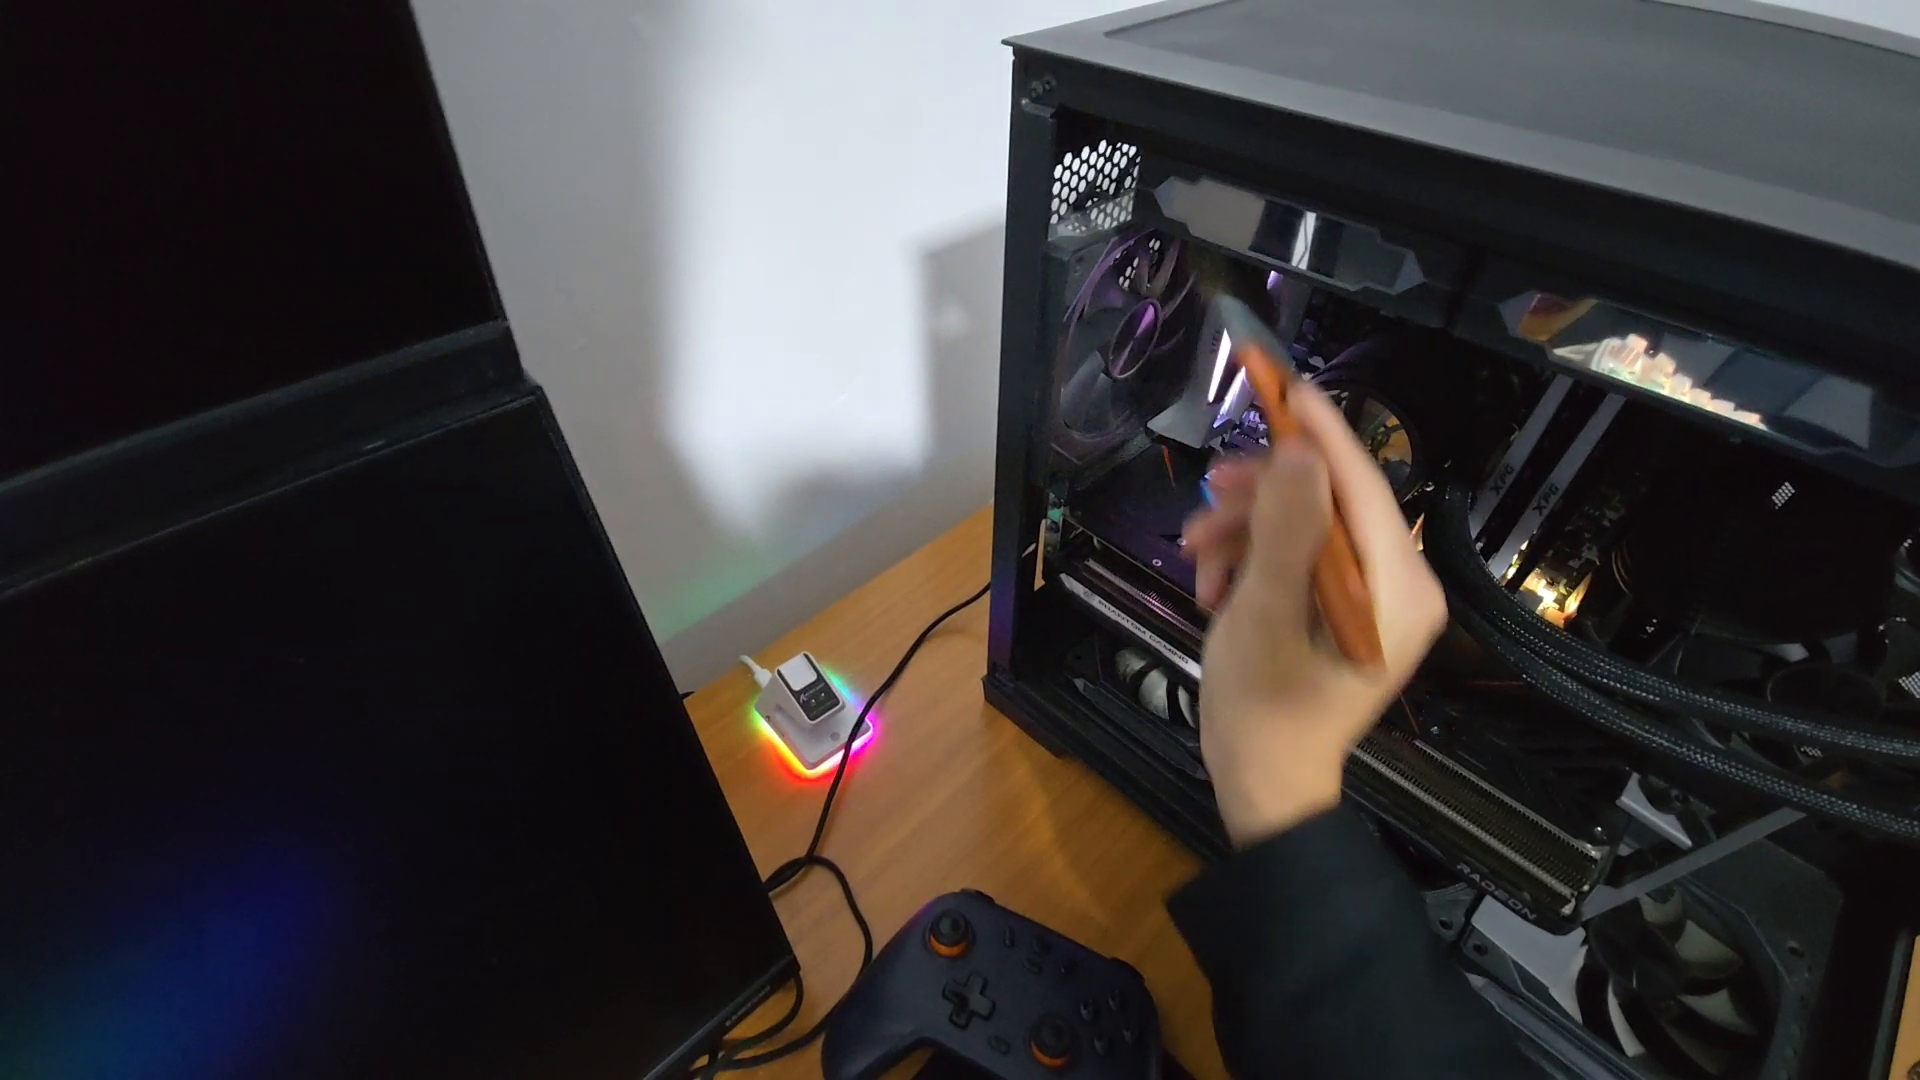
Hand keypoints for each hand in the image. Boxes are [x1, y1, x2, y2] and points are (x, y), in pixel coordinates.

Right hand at [1181, 382, 1445, 846]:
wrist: (1261, 781)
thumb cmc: (1263, 709)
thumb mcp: (1265, 615)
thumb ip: (1284, 532)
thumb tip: (1297, 452)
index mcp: (1396, 588)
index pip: (1362, 488)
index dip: (1323, 436)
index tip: (1290, 386)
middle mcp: (1391, 585)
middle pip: (1325, 504)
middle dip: (1259, 499)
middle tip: (1205, 500)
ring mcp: (1361, 597)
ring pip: (1297, 527)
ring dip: (1241, 533)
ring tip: (1196, 556)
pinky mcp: (1331, 607)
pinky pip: (1288, 558)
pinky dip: (1245, 561)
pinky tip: (1213, 585)